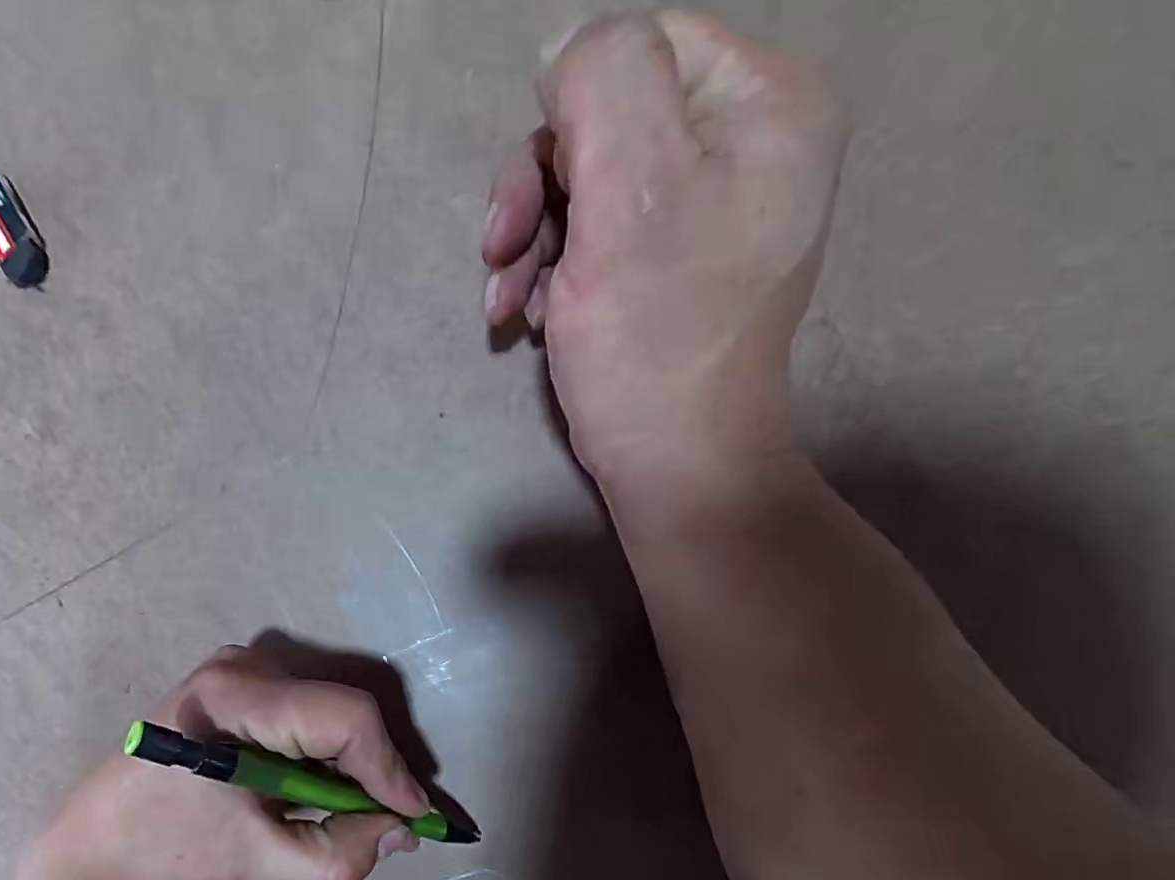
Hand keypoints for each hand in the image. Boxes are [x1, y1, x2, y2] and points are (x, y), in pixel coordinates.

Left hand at [28, 646, 430, 879]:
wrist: (103, 830)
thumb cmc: (172, 849)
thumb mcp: (265, 868)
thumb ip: (346, 854)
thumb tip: (403, 825)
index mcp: (236, 699)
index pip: (345, 718)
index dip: (390, 769)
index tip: (415, 821)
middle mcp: (239, 665)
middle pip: (341, 708)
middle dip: (372, 769)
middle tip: (385, 823)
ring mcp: (236, 663)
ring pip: (329, 705)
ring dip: (349, 760)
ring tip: (342, 811)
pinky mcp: (238, 675)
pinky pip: (307, 704)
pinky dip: (324, 745)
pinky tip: (309, 785)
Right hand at [482, 12, 848, 481]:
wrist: (671, 453)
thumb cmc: (651, 335)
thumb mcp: (627, 195)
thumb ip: (603, 87)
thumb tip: (564, 46)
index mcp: (760, 107)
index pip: (642, 50)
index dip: (568, 116)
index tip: (534, 199)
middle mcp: (740, 146)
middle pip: (603, 122)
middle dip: (536, 193)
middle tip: (499, 254)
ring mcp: (698, 208)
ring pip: (581, 184)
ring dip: (527, 241)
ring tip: (505, 302)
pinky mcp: (661, 261)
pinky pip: (587, 235)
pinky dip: (544, 272)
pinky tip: (524, 315)